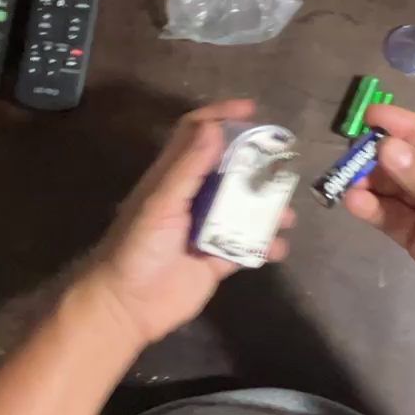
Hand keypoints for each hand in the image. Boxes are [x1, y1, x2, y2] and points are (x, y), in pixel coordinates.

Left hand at [76, 100, 291, 346]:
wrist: (128, 305)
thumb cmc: (138, 246)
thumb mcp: (161, 201)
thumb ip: (188, 166)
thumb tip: (215, 127)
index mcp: (172, 176)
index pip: (196, 133)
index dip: (220, 116)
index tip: (252, 110)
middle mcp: (192, 197)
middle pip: (228, 170)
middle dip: (256, 165)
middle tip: (284, 164)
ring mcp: (206, 227)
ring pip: (243, 207)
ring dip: (266, 208)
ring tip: (285, 214)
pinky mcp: (216, 258)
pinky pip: (246, 246)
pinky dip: (265, 245)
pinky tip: (277, 247)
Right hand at [342, 105, 414, 365]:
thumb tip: (386, 148)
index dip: (407, 126)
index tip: (370, 118)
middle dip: (385, 156)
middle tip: (352, 154)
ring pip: (401, 190)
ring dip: (375, 183)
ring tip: (348, 182)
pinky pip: (396, 220)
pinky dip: (375, 211)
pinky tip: (356, 204)